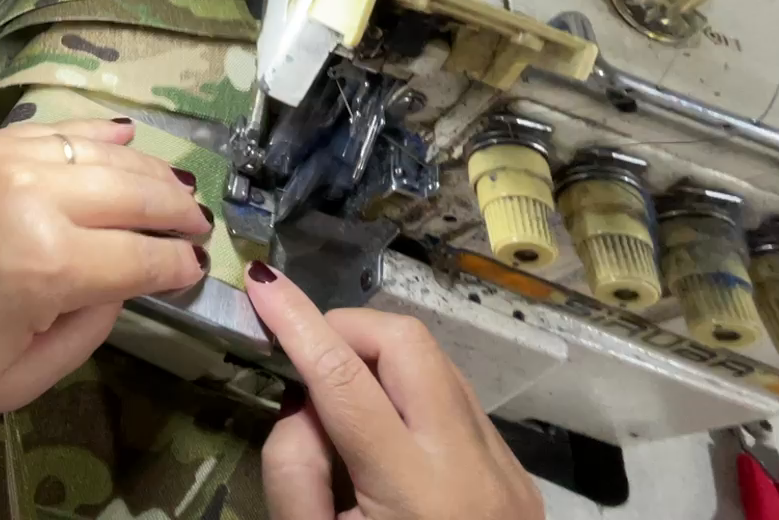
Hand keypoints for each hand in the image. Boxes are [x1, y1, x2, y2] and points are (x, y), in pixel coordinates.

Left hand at [0, 119, 209, 412]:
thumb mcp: (12, 380)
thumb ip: (84, 332)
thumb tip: (122, 285)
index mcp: (50, 265)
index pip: (144, 258)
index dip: (179, 266)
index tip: (196, 271)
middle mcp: (41, 196)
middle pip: (138, 192)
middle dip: (179, 211)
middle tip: (199, 227)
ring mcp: (11, 156)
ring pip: (107, 152)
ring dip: (152, 170)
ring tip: (177, 189)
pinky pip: (61, 128)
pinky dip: (102, 134)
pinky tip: (128, 137)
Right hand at [247, 263, 543, 519]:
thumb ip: (295, 463)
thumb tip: (307, 399)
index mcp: (419, 495)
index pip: (345, 378)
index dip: (296, 320)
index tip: (262, 283)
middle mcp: (474, 468)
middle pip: (404, 341)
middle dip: (345, 331)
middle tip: (310, 368)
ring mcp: (506, 468)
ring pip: (431, 358)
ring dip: (375, 358)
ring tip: (347, 411)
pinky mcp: (516, 472)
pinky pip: (451, 392)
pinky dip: (405, 389)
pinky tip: (388, 439)